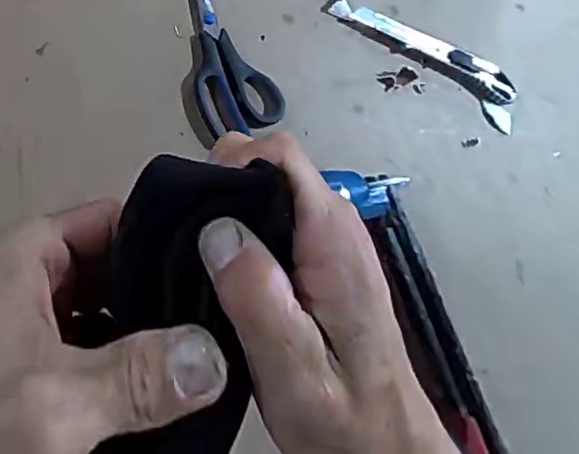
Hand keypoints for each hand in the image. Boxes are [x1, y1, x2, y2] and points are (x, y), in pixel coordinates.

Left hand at [0, 199, 227, 453]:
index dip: (168, 231)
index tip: (221, 256)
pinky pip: (109, 356)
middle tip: (228, 310)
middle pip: (124, 266)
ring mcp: (46, 330)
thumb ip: (134, 376)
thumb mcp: (55, 402)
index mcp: (34, 254)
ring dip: (159, 334)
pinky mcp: (49, 376)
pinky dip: (140, 370)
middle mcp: (42, 280)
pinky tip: (180, 390)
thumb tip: (214, 356)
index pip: (118, 216)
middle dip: (170, 290)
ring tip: (218, 345)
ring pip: (120, 315)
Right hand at [200, 133, 455, 453]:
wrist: (387, 447)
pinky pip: (278, 215)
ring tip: (203, 252)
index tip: (197, 197)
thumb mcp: (294, 370)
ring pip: (272, 187)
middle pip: (273, 164)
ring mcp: (332, 236)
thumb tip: (218, 230)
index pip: (281, 154)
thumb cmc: (347, 419)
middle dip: (225, 181)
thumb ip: (259, 298)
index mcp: (331, 234)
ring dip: (234, 205)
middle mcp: (335, 222)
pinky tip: (228, 266)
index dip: (233, 160)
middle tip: (192, 232)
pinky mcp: (324, 254)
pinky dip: (246, 224)